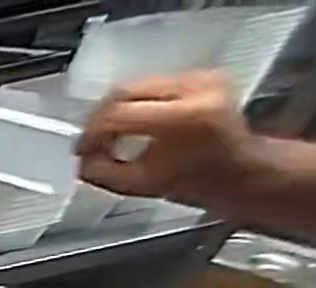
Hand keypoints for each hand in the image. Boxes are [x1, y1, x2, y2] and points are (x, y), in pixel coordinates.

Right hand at [77, 71, 263, 202]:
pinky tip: (133, 123)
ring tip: (111, 134)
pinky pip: (154, 84)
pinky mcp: (204, 74)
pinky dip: (135, 103)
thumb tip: (82, 157)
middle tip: (90, 140)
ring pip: (137, 85)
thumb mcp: (133, 185)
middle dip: (99, 118)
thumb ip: (99, 171)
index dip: (90, 134)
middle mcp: (196, 90)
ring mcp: (203, 78)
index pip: (115, 114)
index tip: (82, 149)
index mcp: (179, 119)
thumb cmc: (190, 180)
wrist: (233, 168)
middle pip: (125, 92)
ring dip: (116, 110)